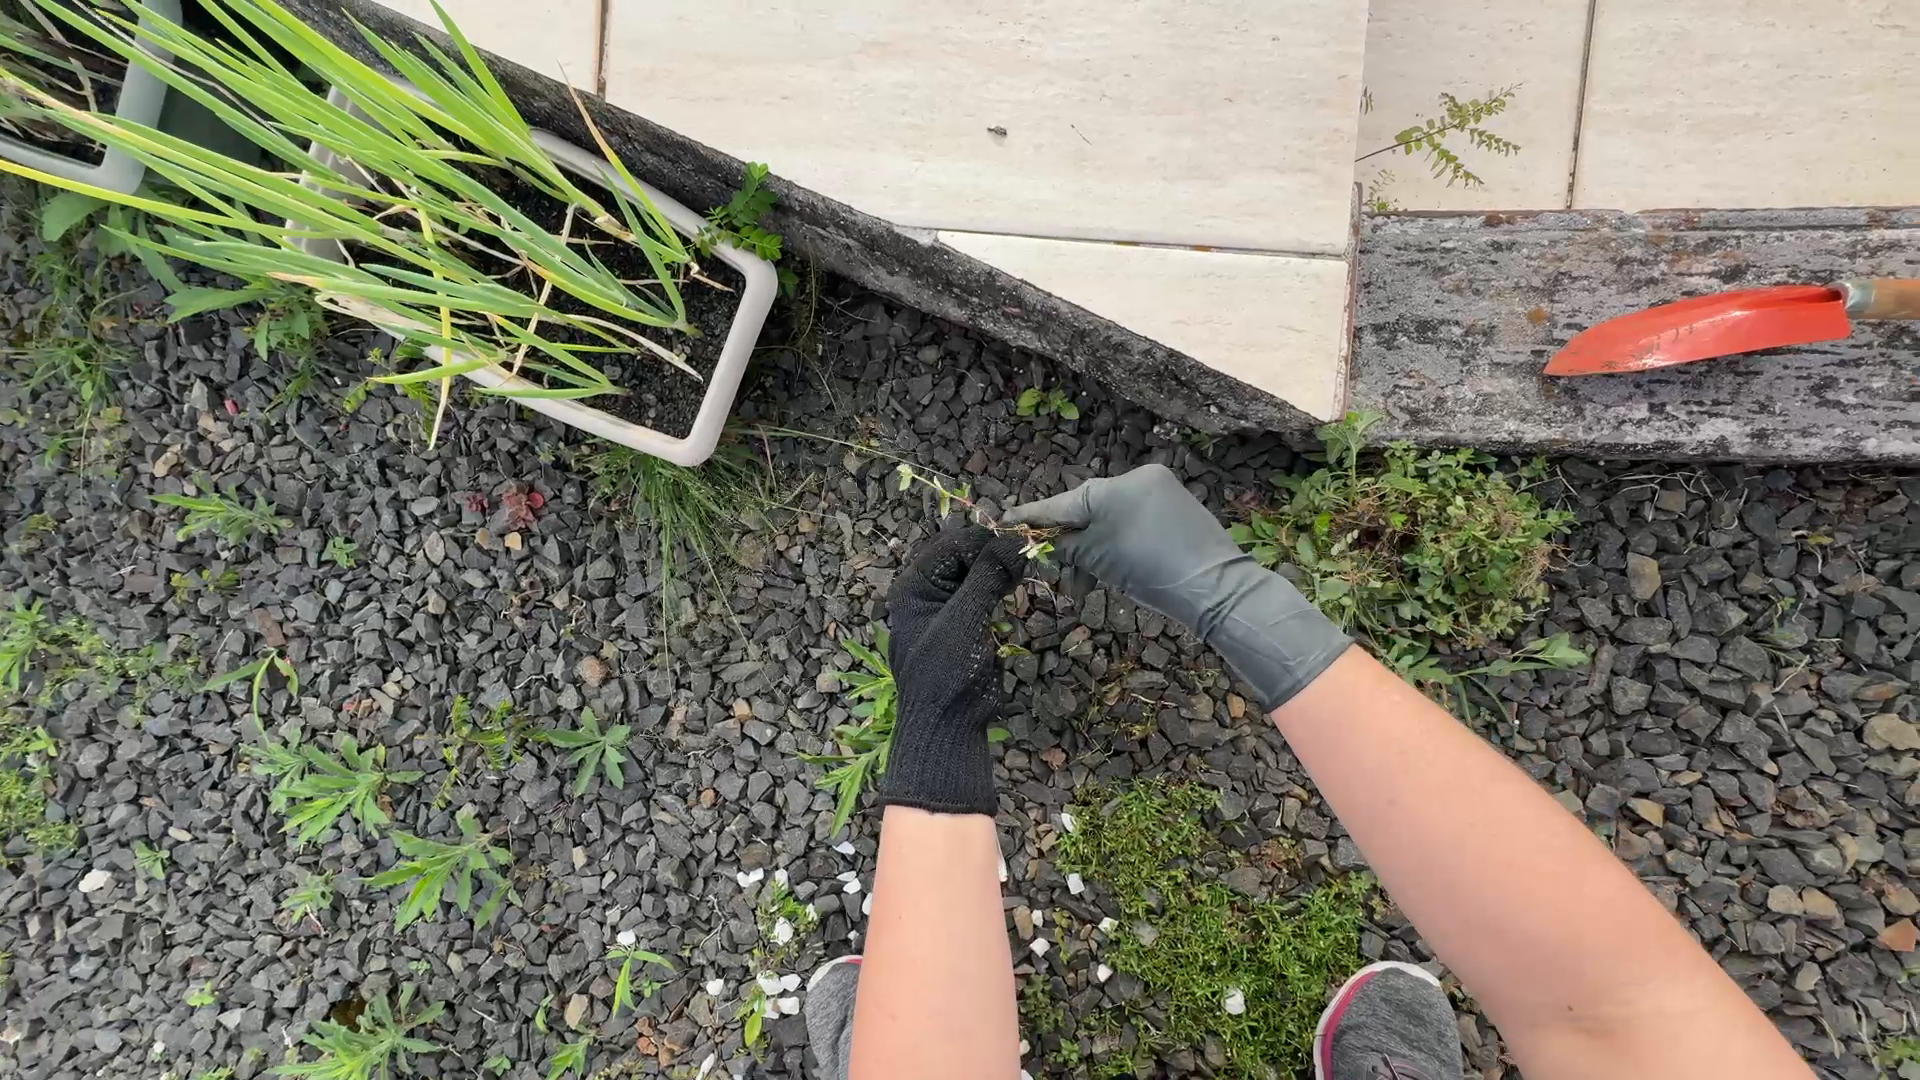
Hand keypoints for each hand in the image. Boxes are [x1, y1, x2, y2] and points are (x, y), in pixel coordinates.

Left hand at [877, 526, 1024, 816]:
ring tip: (1020, 571)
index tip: (1016, 548)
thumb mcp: (965, 619)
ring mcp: (947, 606)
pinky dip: (1000, 586)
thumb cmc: (945, 672)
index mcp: (913, 586)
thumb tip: (1017, 540)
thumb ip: (988, 576)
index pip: (951, 544)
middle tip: (1022, 559)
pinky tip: (1015, 587)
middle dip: (993, 553)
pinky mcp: (966, 622)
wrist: (947, 726)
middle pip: (964, 554)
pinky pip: (984, 592)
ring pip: (977, 571)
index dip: (984, 542)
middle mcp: (926, 591)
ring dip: (999, 568)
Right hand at [1004, 464, 1350, 709]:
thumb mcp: (1096, 558)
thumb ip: (1064, 545)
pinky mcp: (1175, 508)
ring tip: (1084, 588)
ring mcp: (1158, 491)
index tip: (1002, 520)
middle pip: (1084, 512)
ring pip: (1108, 521)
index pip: (1060, 503)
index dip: (1030, 517)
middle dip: (1069, 547)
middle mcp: (1135, 479)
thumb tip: (1041, 541)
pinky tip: (1108, 573)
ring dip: (1092, 553)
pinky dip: (1116, 547)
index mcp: (1113, 486)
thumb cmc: (1150, 569)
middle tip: (1058, 577)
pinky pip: (1131, 523)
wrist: (1216, 588)